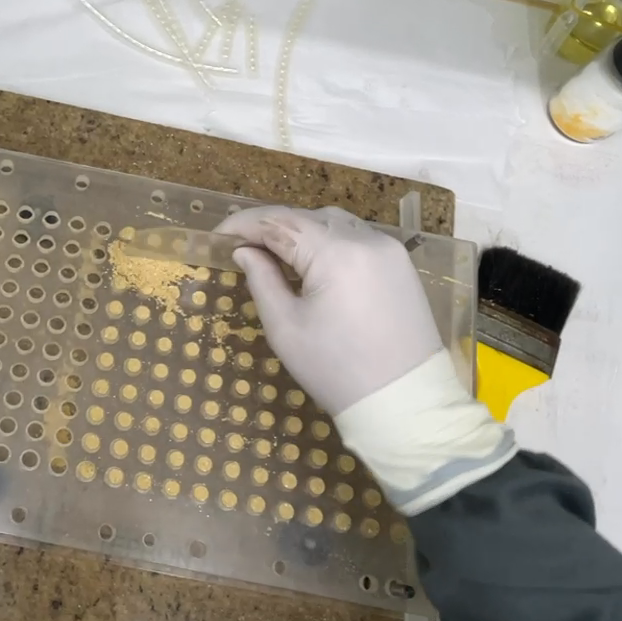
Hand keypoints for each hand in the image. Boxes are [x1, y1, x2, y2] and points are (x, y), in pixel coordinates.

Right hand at [216, 206, 513, 515]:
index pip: (280, 222)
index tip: (216, 233)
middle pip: (307, 218)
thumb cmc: (335, 370)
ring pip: (333, 223)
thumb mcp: (285, 327)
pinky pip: (356, 238)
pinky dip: (327, 242)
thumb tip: (244, 251)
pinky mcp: (401, 264)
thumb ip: (262, 279)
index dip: (244, 223)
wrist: (404, 402)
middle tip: (240, 244)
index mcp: (336, 254)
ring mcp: (389, 249)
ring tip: (272, 252)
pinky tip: (310, 262)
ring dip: (300, 231)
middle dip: (271, 226)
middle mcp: (366, 239)